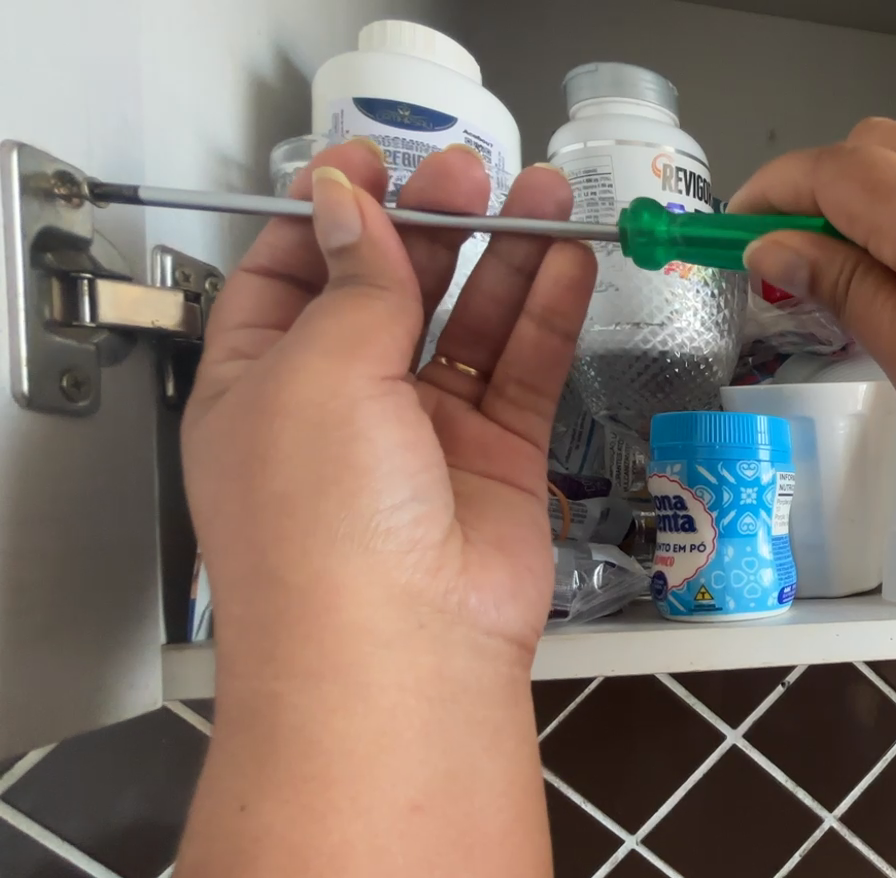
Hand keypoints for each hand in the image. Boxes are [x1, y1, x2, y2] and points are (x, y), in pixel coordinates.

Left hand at [182, 140, 594, 657]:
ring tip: (554, 206)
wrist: (410, 640)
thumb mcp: (317, 377)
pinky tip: (571, 272)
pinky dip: (552, 320)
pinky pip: (529, 373)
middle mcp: (353, 398)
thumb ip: (356, 287)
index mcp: (267, 375)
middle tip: (489, 175)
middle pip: (403, 289)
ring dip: (515, 264)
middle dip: (445, 226)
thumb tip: (349, 202)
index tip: (384, 162)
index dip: (341, 212)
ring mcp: (436, 428)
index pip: (299, 269)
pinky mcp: (507, 455)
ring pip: (479, 327)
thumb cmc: (325, 521)